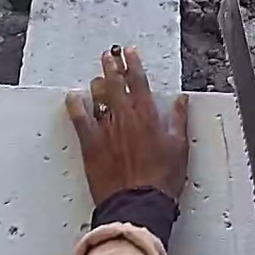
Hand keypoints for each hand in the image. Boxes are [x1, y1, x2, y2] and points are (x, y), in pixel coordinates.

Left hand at [64, 46, 189, 203]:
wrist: (139, 203)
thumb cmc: (162, 178)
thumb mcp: (179, 146)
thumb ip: (178, 119)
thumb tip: (181, 101)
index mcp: (147, 115)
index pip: (138, 80)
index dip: (133, 63)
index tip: (129, 52)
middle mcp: (125, 116)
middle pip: (115, 82)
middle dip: (112, 65)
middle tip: (109, 55)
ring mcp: (106, 129)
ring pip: (98, 96)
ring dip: (98, 83)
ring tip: (98, 78)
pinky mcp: (91, 144)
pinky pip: (79, 118)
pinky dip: (75, 105)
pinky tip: (73, 97)